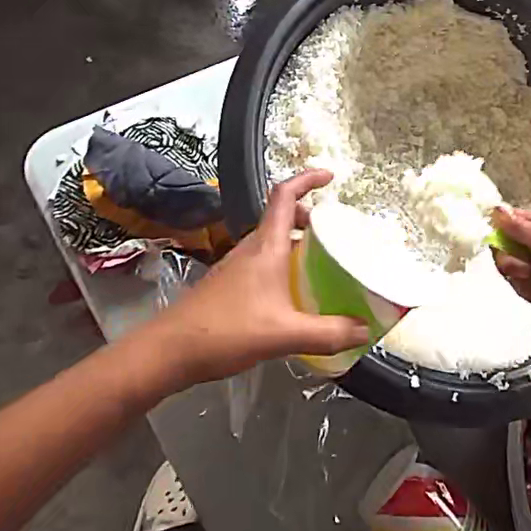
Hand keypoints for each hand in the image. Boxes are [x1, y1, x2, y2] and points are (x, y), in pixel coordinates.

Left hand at [160, 170, 367, 382]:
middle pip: (280, 216)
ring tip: (320, 261)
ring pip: (271, 240)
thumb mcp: (284, 334)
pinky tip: (293, 293)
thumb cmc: (224, 331)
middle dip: (308, 216)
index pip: (284, 195)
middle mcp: (250, 249)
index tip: (330, 177)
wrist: (166, 353)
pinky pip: (263, 262)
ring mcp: (236, 267)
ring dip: (295, 241)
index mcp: (265, 246)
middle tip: (332, 232)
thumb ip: (327, 333)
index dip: (307, 179)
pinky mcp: (229, 286)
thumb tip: (365, 330)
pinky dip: (283, 264)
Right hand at [490, 206, 530, 330]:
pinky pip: (520, 287)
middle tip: (528, 267)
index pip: (511, 220)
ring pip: (511, 271)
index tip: (498, 241)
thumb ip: (518, 227)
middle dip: (513, 262)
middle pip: (505, 248)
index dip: (501, 231)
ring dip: (524, 280)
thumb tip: (498, 210)